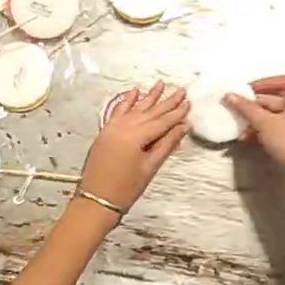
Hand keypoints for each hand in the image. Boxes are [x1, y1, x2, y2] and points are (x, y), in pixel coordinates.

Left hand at [79, 81, 189, 215]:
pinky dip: (127, 102)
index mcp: (135, 136)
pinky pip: (118, 111)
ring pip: (134, 109)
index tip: (188, 102)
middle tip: (180, 90)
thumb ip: (166, 145)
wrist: (96, 200)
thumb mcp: (149, 167)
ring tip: (160, 84)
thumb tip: (183, 128)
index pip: (161, 121)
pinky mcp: (105, 132)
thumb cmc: (125, 188)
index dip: (176, 113)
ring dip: (148, 97)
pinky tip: (134, 92)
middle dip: (166, 102)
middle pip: (149, 112)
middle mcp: (123, 127)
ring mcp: (112, 128)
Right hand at [223, 75, 284, 192]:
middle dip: (255, 105)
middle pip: (278, 98)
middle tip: (236, 110)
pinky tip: (249, 139)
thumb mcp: (265, 124)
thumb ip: (246, 108)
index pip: (282, 80)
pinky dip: (267, 130)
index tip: (245, 90)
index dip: (263, 83)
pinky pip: (282, 127)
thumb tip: (228, 95)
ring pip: (278, 115)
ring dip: (258, 120)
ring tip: (240, 128)